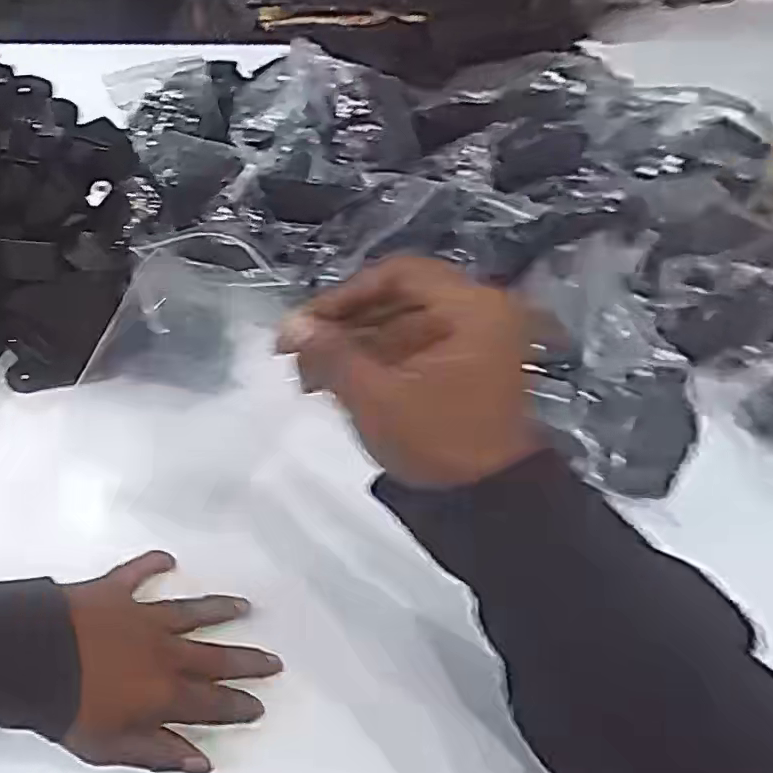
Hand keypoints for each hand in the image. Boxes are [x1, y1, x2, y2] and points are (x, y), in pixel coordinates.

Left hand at [62, 551, 281, 772]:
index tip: (255, 704)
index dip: (238, 706)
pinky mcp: (112, 591)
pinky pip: (137, 573)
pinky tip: (167, 558)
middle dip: (246, 660)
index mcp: (163, 693)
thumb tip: (196, 760)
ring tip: (242, 606)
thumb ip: (157, 751)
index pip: (214, 703)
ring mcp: (138, 617)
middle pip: (214, 657)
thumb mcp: (111, 747)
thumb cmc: (65, 705)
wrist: (30, 660)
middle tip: (270, 660)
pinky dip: (152, 564)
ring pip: (189, 612)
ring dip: (217, 609)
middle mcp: (160, 652)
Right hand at [277, 256, 542, 488]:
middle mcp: (475, 315)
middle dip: (338, 323)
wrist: (482, 497)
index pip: (397, 275)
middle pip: (391, 299)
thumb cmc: (433, 438)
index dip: (345, 295)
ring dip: (344, 343)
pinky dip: (362, 359)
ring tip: (304, 373)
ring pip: (391, 325)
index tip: (306, 324)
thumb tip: (290, 325)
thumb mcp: (372, 394)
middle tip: (293, 349)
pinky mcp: (453, 367)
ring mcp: (466, 343)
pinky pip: (400, 348)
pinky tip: (326, 381)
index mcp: (470, 310)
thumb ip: (328, 353)